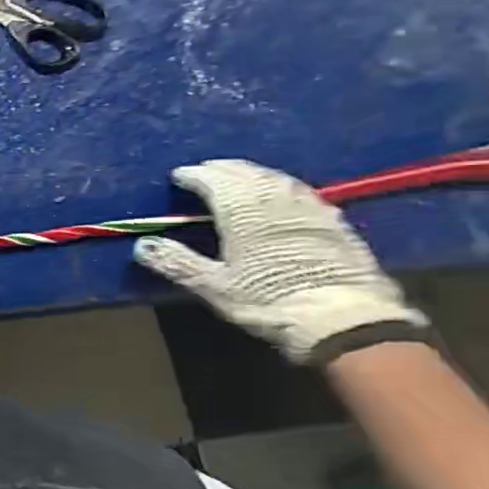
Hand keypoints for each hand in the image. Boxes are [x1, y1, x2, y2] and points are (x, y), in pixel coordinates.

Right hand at [134, 159, 427, 364]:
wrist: (346, 320)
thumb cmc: (269, 300)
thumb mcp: (213, 286)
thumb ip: (177, 262)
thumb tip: (143, 243)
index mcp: (246, 217)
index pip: (218, 185)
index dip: (197, 177)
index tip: (180, 174)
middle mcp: (279, 207)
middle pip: (251, 177)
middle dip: (227, 170)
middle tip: (207, 168)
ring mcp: (313, 214)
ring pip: (281, 182)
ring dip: (257, 174)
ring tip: (241, 174)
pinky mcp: (337, 226)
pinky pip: (304, 194)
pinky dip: (284, 187)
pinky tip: (283, 193)